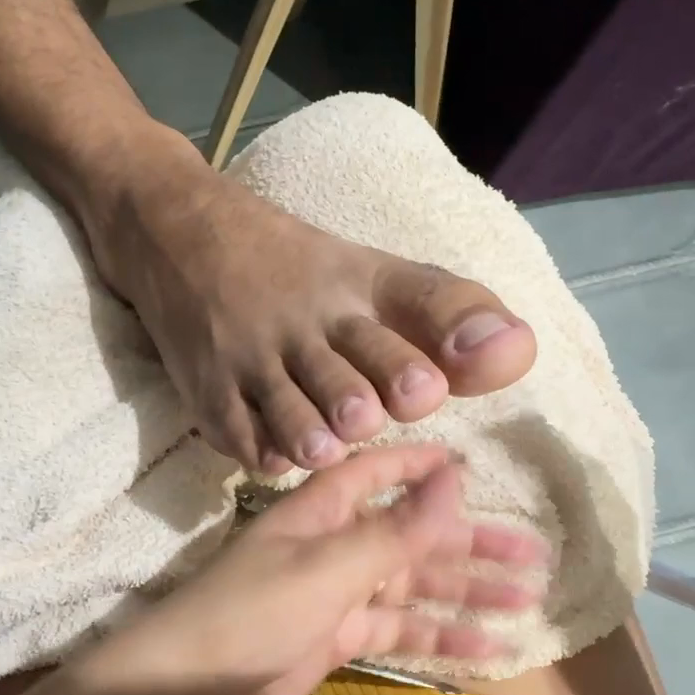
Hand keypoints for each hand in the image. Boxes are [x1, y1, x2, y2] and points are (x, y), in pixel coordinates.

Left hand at [65, 443, 544, 694]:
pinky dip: (436, 640)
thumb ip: (392, 530)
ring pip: (409, 588)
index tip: (476, 467)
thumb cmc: (249, 615)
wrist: (183, 694)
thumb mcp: (326, 569)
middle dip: (467, 543)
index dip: (420, 467)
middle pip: (407, 536)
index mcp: (318, 514)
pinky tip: (483, 651)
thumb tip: (452, 476)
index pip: (375, 474)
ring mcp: (331, 598)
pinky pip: (394, 634)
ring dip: (463, 592)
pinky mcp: (332, 644)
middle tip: (535, 554)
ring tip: (527, 600)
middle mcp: (328, 548)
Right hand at [79, 125, 535, 473]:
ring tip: (327, 451)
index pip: (422, 302)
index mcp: (360, 283)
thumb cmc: (286, 263)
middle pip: (352, 378)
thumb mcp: (366, 272)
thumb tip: (519, 352)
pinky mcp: (207, 387)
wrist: (176, 233)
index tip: (451, 372)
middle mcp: (308, 319)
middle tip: (370, 416)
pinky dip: (263, 455)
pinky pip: (238, 435)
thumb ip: (443, 313)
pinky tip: (280, 461)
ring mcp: (251, 356)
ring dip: (314, 438)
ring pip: (293, 415)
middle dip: (367, 402)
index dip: (450, 334)